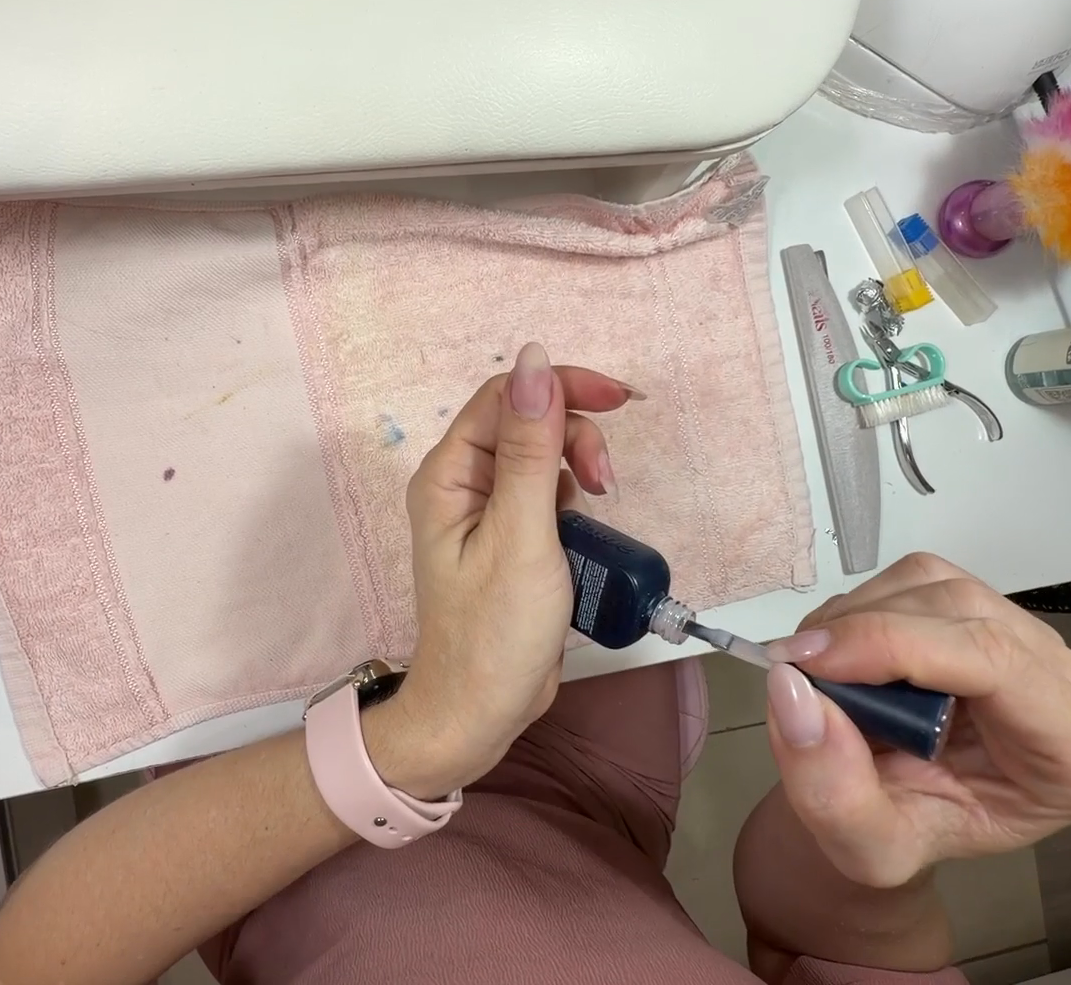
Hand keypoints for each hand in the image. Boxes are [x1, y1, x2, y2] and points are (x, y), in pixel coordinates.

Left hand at [365, 342, 637, 797]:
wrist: (480, 710)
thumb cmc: (495, 631)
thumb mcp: (521, 535)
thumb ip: (529, 448)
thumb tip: (535, 360)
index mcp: (449, 473)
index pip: (505, 397)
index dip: (561, 386)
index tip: (620, 399)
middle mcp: (461, 482)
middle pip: (525, 421)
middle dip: (574, 434)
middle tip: (605, 479)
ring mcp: (485, 509)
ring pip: (540, 455)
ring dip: (577, 466)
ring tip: (597, 506)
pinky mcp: (509, 534)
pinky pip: (545, 492)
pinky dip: (572, 498)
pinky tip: (582, 526)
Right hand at [760, 553, 1070, 888]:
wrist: (895, 807)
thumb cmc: (896, 831)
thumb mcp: (862, 846)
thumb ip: (831, 789)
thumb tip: (792, 687)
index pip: (998, 662)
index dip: (892, 644)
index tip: (805, 662)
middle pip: (964, 613)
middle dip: (863, 631)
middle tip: (797, 669)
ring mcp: (1040, 642)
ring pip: (937, 585)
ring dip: (856, 616)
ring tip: (822, 669)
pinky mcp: (992, 610)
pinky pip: (919, 577)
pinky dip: (862, 605)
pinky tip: (846, 650)